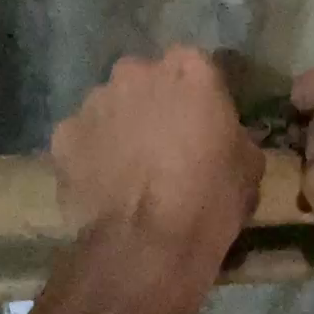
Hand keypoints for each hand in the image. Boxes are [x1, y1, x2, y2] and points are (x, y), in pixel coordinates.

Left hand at [52, 47, 262, 258]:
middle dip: (155, 105)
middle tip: (166, 145)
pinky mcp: (63, 135)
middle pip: (147, 81)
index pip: (197, 68)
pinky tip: (105, 185)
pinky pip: (83, 139)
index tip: (204, 124)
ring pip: (111, 107)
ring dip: (121, 128)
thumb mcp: (249, 166)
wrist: (148, 245)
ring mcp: (94, 101)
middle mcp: (136, 71)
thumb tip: (223, 137)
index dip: (199, 98)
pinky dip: (91, 155)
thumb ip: (232, 135)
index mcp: (190, 69)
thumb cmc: (211, 200)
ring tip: (131, 170)